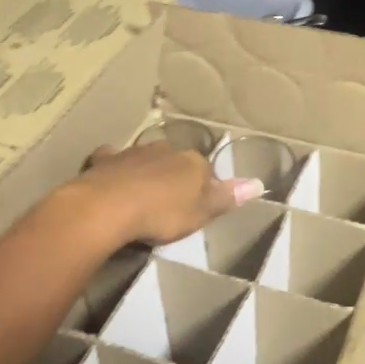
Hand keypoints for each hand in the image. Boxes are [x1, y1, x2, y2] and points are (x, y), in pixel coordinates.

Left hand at [65, 142, 264, 246]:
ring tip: (141, 196)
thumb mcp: (201, 213)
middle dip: (175, 178)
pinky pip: (113, 160)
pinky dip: (114, 167)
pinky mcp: (105, 160)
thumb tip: (259, 183)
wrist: (108, 206)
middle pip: (177, 163)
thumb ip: (228, 198)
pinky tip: (110, 178)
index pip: (207, 172)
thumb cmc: (162, 213)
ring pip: (147, 158)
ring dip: (147, 172)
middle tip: (168, 205)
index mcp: (193, 162)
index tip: (197, 210)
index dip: (204, 191)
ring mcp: (134, 152)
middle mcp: (166, 150)